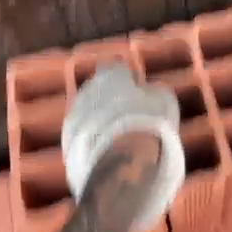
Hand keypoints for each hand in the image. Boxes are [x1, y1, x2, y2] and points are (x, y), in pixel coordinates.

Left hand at [60, 65, 184, 231]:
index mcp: (112, 75)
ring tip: (115, 134)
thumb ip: (154, 92)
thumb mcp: (164, 103)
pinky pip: (81, 133)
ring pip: (87, 111)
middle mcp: (89, 89)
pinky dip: (91, 138)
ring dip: (98, 118)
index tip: (133, 88)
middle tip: (124, 112)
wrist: (122, 163)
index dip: (124, 77)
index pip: (115, 68)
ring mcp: (75, 114)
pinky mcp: (67, 141)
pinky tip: (104, 149)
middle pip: (97, 88)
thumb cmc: (148, 126)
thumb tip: (150, 90)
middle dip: (108, 97)